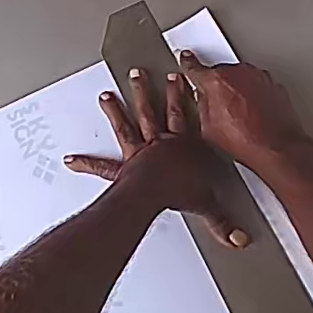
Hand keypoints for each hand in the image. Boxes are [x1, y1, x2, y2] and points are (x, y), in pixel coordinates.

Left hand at [66, 67, 248, 247]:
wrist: (159, 191)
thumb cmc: (181, 189)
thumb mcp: (209, 204)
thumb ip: (222, 220)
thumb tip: (239, 238)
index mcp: (183, 145)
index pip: (183, 114)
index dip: (181, 94)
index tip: (178, 76)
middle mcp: (160, 143)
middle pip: (152, 111)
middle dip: (146, 91)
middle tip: (139, 73)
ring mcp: (139, 153)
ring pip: (127, 125)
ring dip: (116, 110)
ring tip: (106, 96)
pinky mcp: (123, 169)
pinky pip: (102, 166)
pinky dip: (86, 163)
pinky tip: (72, 159)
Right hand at [176, 51, 312, 173]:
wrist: (276, 147)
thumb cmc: (245, 140)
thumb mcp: (207, 128)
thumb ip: (200, 104)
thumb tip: (201, 99)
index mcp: (215, 80)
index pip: (194, 66)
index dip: (187, 63)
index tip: (186, 59)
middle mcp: (237, 72)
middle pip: (219, 72)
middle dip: (217, 86)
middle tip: (220, 108)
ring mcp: (257, 76)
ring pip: (240, 76)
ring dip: (237, 88)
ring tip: (240, 114)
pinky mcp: (273, 83)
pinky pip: (257, 83)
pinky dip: (254, 93)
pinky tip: (253, 112)